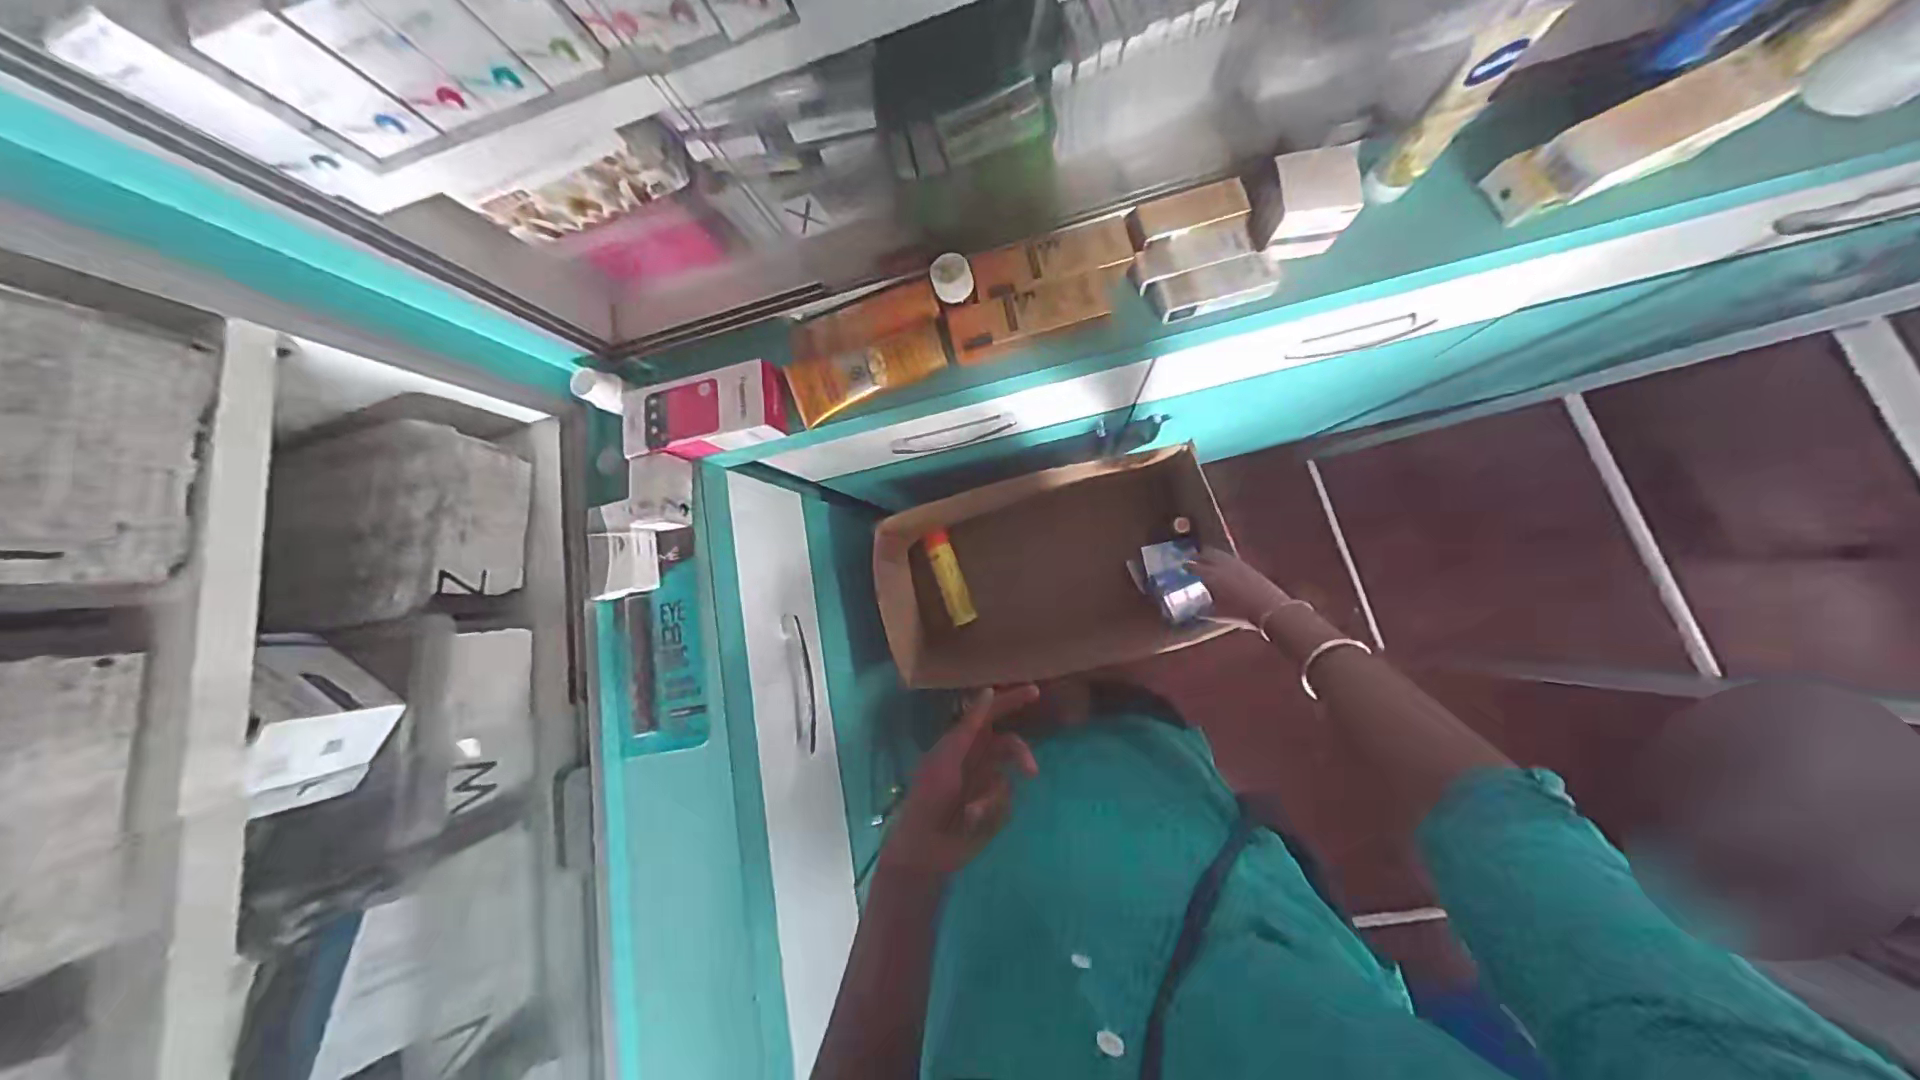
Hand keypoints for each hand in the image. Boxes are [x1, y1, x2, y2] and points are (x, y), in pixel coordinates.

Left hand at [879, 685, 1040, 879]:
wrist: (925, 846)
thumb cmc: (929, 796)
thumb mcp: (948, 756)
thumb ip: (970, 725)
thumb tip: (989, 692)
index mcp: (963, 740)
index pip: (991, 713)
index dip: (1011, 700)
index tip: (1035, 691)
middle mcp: (978, 757)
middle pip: (1009, 743)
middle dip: (1019, 756)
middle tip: (1030, 770)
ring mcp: (986, 782)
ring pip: (1008, 777)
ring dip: (993, 797)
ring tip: (973, 814)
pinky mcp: (993, 808)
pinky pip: (1006, 801)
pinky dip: (991, 811)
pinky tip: (971, 823)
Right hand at [1186, 547, 1294, 630]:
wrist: (1270, 608)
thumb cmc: (1240, 613)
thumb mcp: (1217, 615)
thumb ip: (1202, 611)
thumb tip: (1192, 611)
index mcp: (1211, 576)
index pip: (1193, 567)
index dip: (1185, 567)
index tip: (1180, 567)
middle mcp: (1221, 566)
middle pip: (1205, 555)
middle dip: (1196, 556)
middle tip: (1190, 560)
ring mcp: (1235, 563)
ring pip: (1217, 554)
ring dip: (1209, 555)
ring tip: (1205, 559)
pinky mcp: (1246, 565)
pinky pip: (1228, 557)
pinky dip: (1221, 559)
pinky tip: (1222, 564)